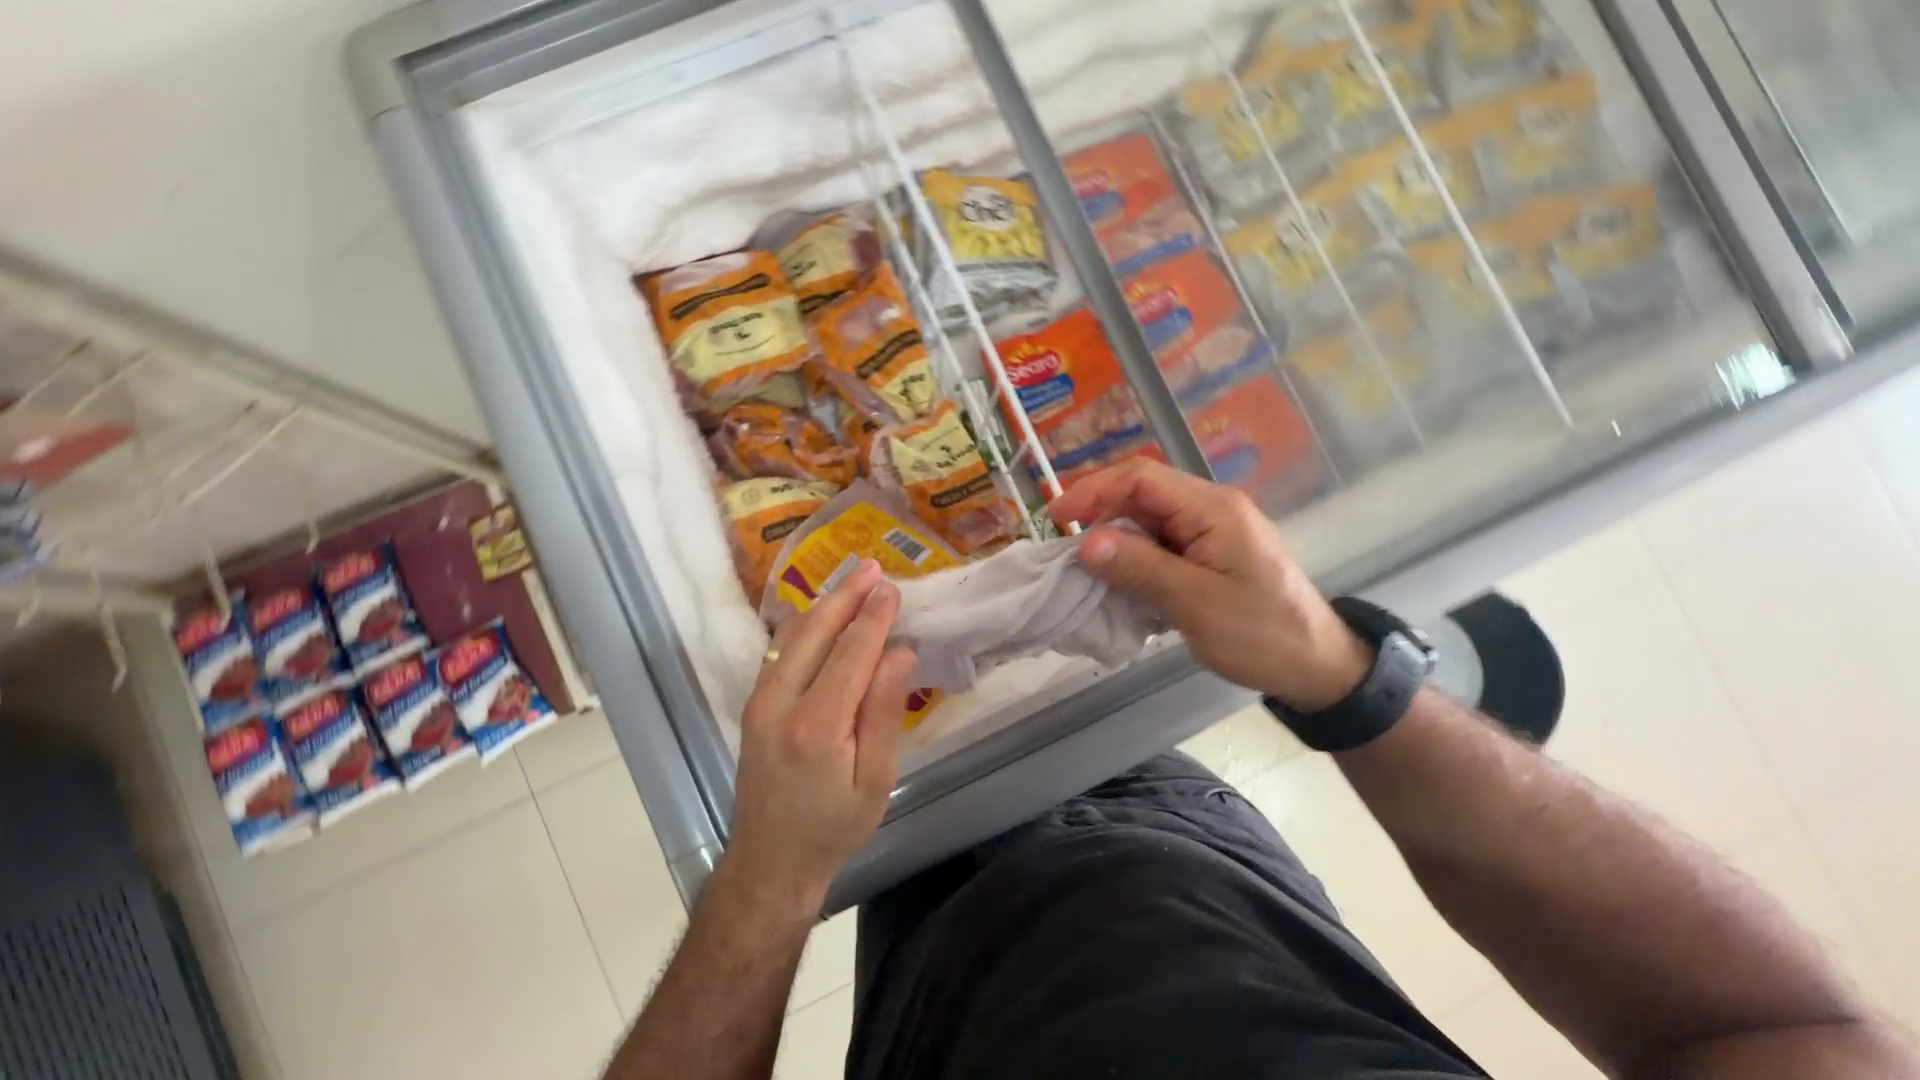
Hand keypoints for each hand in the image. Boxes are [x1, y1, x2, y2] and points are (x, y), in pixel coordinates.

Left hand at [727, 559, 917, 916]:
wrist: (770, 861)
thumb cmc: (834, 826)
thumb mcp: (875, 780)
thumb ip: (884, 712)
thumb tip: (899, 652)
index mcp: (817, 724)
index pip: (851, 652)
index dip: (874, 617)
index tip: (893, 588)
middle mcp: (779, 702)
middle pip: (814, 631)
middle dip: (846, 596)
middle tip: (873, 567)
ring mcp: (759, 702)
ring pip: (791, 636)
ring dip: (823, 605)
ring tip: (853, 581)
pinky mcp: (753, 706)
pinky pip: (779, 652)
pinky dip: (804, 625)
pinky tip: (821, 615)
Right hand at [1051, 461, 1371, 712]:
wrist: (1317, 666)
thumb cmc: (1261, 634)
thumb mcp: (1196, 603)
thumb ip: (1140, 569)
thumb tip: (1086, 543)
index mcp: (1213, 509)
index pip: (1141, 478)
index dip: (1093, 491)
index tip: (1057, 520)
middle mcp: (1211, 510)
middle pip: (1142, 496)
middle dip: (1100, 516)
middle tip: (1066, 551)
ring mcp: (1211, 533)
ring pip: (1148, 523)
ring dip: (1115, 543)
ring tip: (1085, 572)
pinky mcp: (1210, 557)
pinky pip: (1161, 546)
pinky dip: (1134, 562)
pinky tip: (1118, 585)